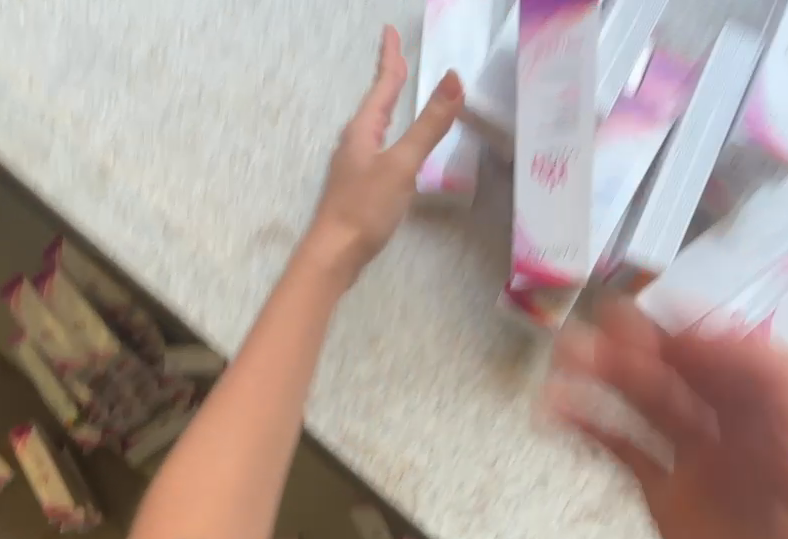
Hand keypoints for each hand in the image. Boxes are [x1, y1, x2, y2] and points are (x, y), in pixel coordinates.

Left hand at [303, 26, 464, 277]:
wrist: (334, 255)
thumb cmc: (364, 209)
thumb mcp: (402, 165)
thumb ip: (428, 126)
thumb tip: (453, 79)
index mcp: (363, 131)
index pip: (382, 86)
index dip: (390, 59)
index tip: (391, 33)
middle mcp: (354, 144)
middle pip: (375, 105)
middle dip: (388, 82)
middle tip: (397, 61)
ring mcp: (353, 169)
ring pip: (373, 130)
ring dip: (385, 111)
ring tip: (394, 102)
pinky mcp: (356, 191)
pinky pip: (375, 154)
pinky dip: (386, 141)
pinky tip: (390, 155)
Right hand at [546, 300, 787, 538]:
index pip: (763, 374)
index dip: (719, 351)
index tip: (672, 342)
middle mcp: (749, 435)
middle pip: (698, 378)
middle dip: (652, 349)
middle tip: (602, 328)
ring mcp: (702, 463)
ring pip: (653, 406)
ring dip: (610, 379)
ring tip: (565, 360)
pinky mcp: (665, 494)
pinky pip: (625, 451)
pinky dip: (592, 429)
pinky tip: (560, 413)